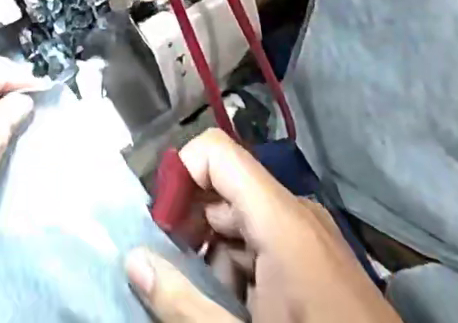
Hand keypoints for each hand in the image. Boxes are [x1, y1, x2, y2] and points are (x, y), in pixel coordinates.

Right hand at [125, 129, 401, 322]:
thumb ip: (182, 302)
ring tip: (207, 301)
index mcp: (281, 218)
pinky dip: (244, 264)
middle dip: (191, 222)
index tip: (162, 226)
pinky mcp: (325, 264)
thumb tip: (133, 259)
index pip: (215, 151)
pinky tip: (241, 310)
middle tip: (174, 270)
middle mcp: (299, 214)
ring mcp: (316, 239)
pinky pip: (270, 241)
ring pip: (245, 218)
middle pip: (226, 187)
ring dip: (215, 250)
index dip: (179, 176)